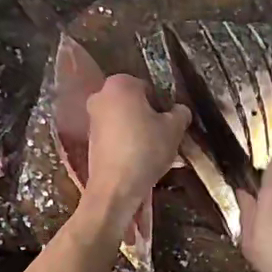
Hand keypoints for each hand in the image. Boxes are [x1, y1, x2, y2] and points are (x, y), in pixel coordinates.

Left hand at [83, 74, 189, 213]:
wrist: (116, 187)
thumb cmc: (146, 149)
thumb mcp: (174, 129)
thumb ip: (180, 114)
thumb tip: (180, 111)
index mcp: (120, 84)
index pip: (149, 88)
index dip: (164, 105)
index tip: (173, 123)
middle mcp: (101, 96)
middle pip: (135, 105)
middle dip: (151, 119)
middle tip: (167, 138)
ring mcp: (93, 120)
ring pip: (126, 122)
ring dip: (141, 134)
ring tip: (158, 154)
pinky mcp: (91, 142)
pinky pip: (117, 138)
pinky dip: (129, 146)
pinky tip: (143, 162)